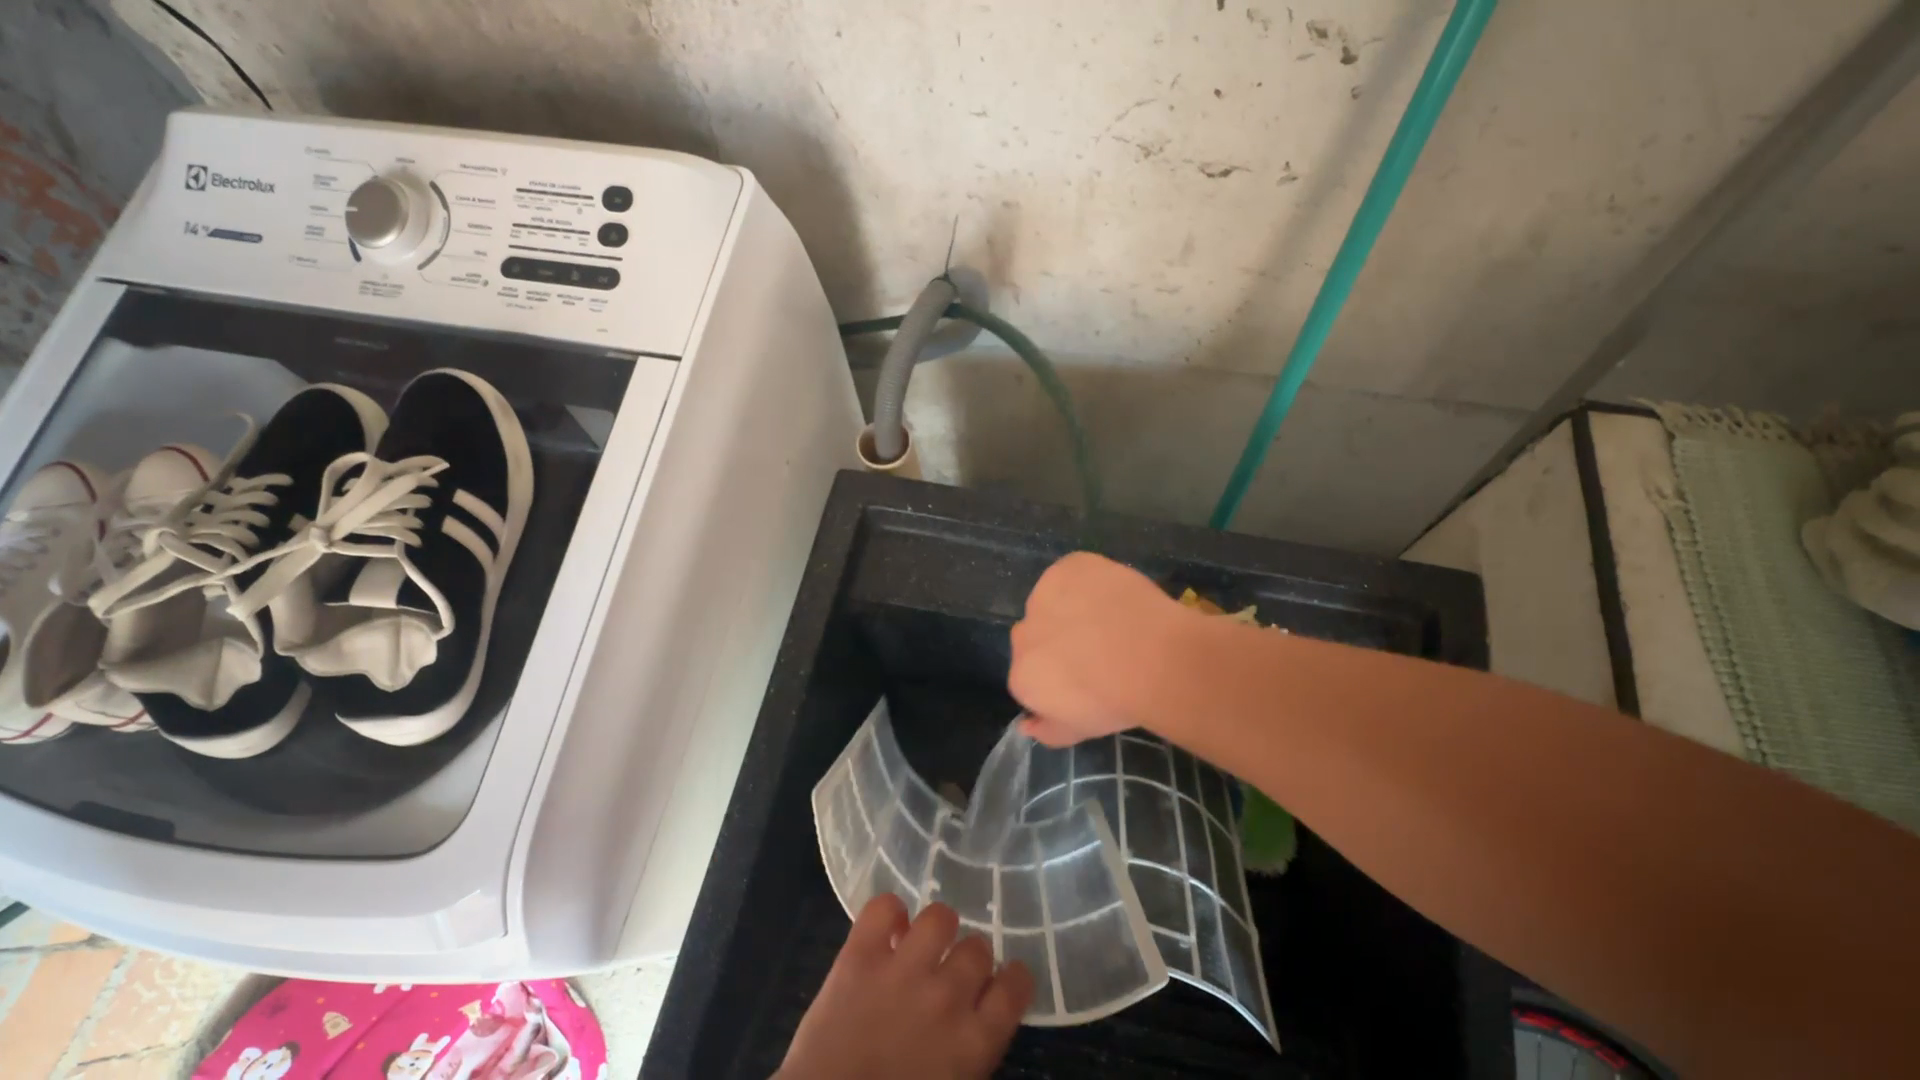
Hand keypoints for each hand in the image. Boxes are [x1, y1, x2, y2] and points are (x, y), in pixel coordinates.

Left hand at [778, 896, 1034, 1079]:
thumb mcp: (955, 1079)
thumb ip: (972, 1043)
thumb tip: (979, 1012)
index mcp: (975, 1040)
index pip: (1015, 985)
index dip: (1011, 978)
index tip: (999, 981)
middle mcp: (947, 997)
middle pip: (978, 948)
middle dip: (967, 958)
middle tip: (949, 973)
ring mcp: (902, 972)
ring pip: (939, 917)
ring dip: (936, 929)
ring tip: (922, 944)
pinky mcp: (859, 956)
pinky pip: (883, 907)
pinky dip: (889, 911)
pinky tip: (889, 928)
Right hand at [1009, 552, 1190, 746]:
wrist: (1152, 658)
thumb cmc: (1118, 702)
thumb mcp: (1081, 731)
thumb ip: (1047, 730)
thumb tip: (1026, 725)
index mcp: (1023, 677)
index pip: (1029, 674)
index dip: (1057, 674)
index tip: (1085, 679)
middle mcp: (1023, 636)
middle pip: (1035, 635)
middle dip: (1058, 640)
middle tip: (1099, 650)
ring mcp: (1043, 597)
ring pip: (1052, 601)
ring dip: (1072, 609)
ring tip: (1112, 620)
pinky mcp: (1066, 569)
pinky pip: (1072, 574)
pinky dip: (1088, 581)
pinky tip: (1114, 596)